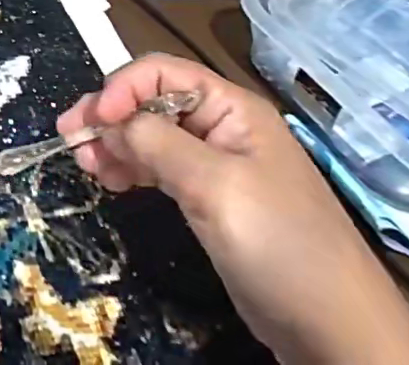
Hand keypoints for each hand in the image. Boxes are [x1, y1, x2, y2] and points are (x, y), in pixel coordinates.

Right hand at [59, 54, 408, 364]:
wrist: (338, 335)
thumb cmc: (279, 245)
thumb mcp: (214, 186)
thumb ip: (155, 142)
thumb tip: (108, 121)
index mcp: (230, 108)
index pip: (160, 73)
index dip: (121, 88)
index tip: (93, 121)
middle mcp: (219, 125)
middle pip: (149, 101)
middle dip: (108, 115)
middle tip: (70, 139)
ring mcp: (214, 162)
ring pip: (147, 133)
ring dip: (113, 143)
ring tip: (85, 165)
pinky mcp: (208, 196)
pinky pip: (157, 166)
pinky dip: (129, 167)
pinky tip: (108, 181)